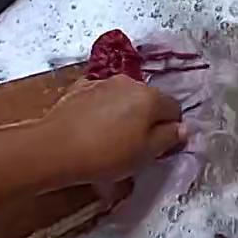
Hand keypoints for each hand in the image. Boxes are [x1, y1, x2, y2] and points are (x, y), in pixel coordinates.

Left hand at [43, 76, 185, 184]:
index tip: (159, 148)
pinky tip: (92, 128)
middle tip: (135, 146)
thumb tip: (183, 129)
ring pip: (125, 97)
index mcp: (151, 97)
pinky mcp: (81, 87)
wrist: (55, 148)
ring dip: (124, 113)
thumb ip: (168, 139)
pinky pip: (101, 97)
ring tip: (110, 139)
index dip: (171, 129)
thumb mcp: (145, 155)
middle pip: (149, 101)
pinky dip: (102, 109)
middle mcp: (130, 82)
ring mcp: (103, 82)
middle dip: (147, 119)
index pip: (174, 109)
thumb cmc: (106, 155)